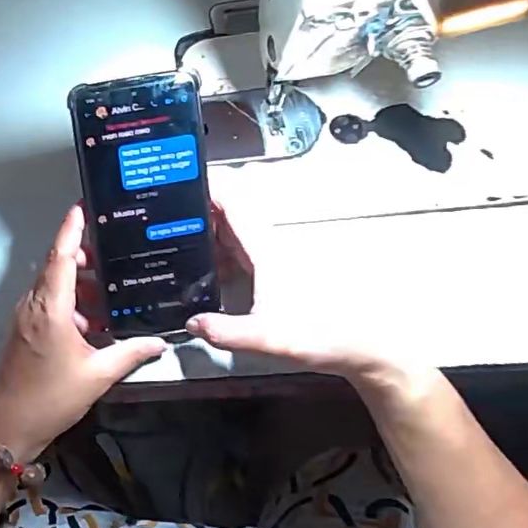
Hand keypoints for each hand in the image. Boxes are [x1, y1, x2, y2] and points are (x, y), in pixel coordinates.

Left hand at [0, 205, 167, 458]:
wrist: (10, 426)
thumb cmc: (50, 399)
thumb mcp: (97, 375)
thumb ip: (130, 353)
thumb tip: (158, 343)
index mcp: (50, 308)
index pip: (61, 256)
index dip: (72, 228)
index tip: (82, 207)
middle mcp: (34, 305)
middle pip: (57, 265)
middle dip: (83, 254)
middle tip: (112, 250)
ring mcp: (27, 317)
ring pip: (54, 285)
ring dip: (80, 283)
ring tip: (111, 289)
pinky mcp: (26, 330)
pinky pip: (50, 303)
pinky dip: (72, 303)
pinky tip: (95, 320)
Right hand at [186, 195, 444, 397]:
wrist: (360, 344)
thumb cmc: (320, 334)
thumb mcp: (266, 337)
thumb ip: (225, 331)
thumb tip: (191, 324)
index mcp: (266, 249)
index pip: (233, 203)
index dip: (208, 188)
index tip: (180, 183)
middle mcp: (270, 245)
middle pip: (230, 214)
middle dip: (199, 212)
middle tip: (167, 221)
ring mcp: (274, 256)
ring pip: (235, 232)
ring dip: (210, 233)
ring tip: (179, 244)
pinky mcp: (277, 270)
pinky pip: (242, 249)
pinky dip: (222, 252)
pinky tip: (210, 270)